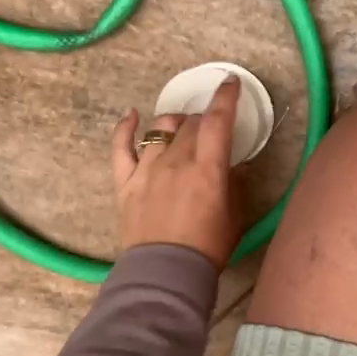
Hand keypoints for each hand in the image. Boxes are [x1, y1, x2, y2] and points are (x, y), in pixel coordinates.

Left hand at [111, 76, 242, 266]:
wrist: (165, 273)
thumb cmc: (208, 247)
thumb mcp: (235, 214)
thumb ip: (235, 184)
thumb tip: (233, 166)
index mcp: (207, 167)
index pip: (218, 121)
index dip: (226, 98)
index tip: (232, 83)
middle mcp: (176, 160)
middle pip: (190, 124)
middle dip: (204, 119)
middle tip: (212, 129)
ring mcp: (147, 168)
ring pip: (161, 128)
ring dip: (176, 123)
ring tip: (182, 129)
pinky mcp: (125, 182)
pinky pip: (121, 147)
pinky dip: (125, 127)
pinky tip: (131, 115)